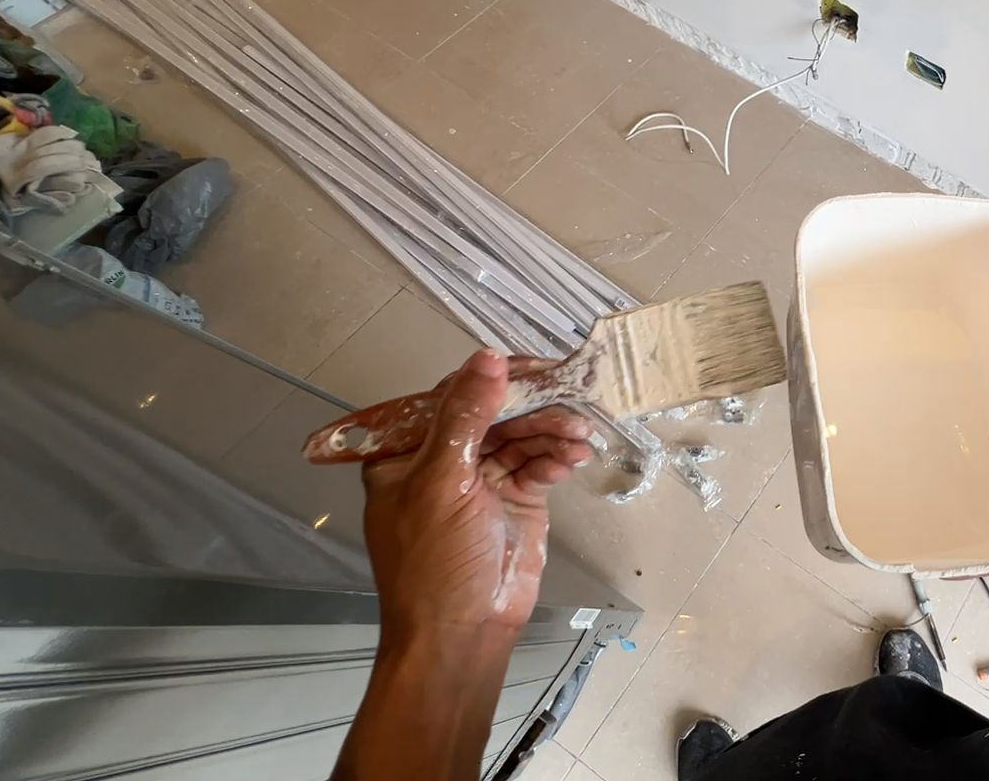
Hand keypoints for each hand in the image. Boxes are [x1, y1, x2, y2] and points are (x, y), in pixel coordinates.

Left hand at [359, 350, 594, 635]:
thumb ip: (467, 416)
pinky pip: (541, 462)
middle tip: (572, 406)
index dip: (495, 379)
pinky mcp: (518, 495)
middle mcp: (446, 459)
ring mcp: (485, 478)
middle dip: (535, 410)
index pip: (454, 396)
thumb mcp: (443, 482)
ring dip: (554, 433)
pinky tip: (574, 461)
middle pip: (498, 413)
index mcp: (409, 453)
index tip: (538, 368)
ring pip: (525, 435)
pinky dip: (559, 458)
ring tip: (579, 438)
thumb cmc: (436, 561)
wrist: (465, 632)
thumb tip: (490, 356)